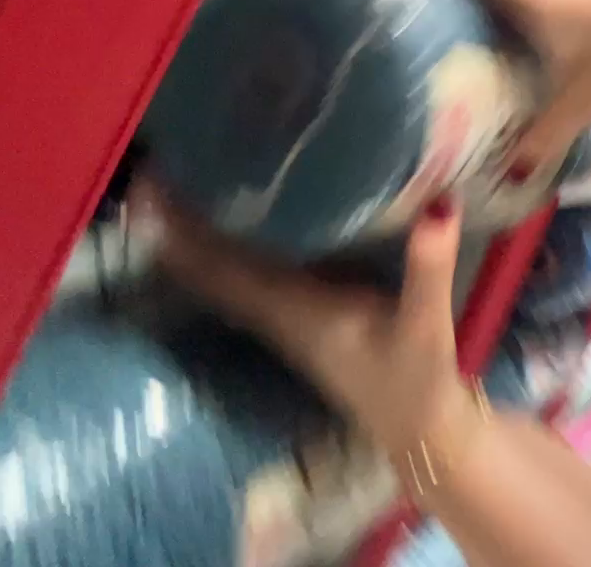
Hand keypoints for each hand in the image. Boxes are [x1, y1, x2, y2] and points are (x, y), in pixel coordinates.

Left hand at [129, 176, 474, 454]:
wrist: (418, 426)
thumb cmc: (416, 377)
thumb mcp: (425, 323)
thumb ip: (429, 267)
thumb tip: (439, 202)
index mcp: (292, 311)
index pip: (216, 269)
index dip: (177, 229)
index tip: (151, 179)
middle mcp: (278, 312)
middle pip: (208, 266)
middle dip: (180, 220)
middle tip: (166, 163)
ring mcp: (292, 314)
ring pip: (229, 270)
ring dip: (204, 231)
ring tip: (197, 178)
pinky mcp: (312, 312)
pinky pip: (259, 272)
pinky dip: (241, 243)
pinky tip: (257, 216)